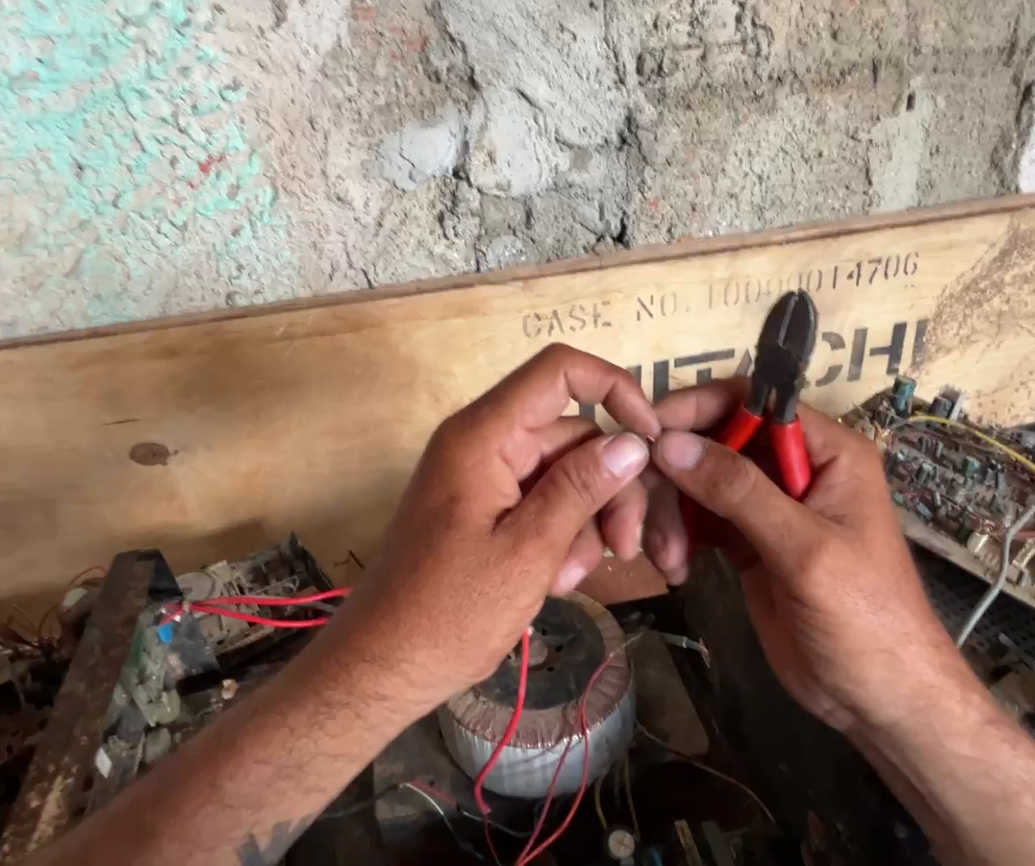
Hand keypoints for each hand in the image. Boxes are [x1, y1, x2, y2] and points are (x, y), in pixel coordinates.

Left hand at [312, 344, 661, 715]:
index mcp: (484, 435)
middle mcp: (482, 440)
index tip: (651, 439)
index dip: (614, 388)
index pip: (558, 371)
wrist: (383, 663)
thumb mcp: (528, 551)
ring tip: (572, 578)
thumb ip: (580, 490)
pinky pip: (540, 499)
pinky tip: (554, 580)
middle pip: (572, 433)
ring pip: (564, 471)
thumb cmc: (450, 611)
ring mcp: (482, 473)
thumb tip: (632, 443)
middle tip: (625, 549)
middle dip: (608, 487)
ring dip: (585, 521)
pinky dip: (559, 534)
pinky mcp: (484, 504)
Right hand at [649, 380, 970, 731]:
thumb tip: (670, 443)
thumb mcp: (804, 550)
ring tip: (666, 557)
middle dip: (675, 474)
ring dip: (670, 512)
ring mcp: (766, 505)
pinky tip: (673, 568)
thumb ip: (739, 492)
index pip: (752, 401)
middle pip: (713, 439)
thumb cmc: (864, 619)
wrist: (879, 702)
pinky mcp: (744, 540)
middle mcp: (793, 467)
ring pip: (696, 480)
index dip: (698, 408)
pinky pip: (695, 518)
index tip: (650, 433)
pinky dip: (675, 536)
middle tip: (640, 509)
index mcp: (826, 451)